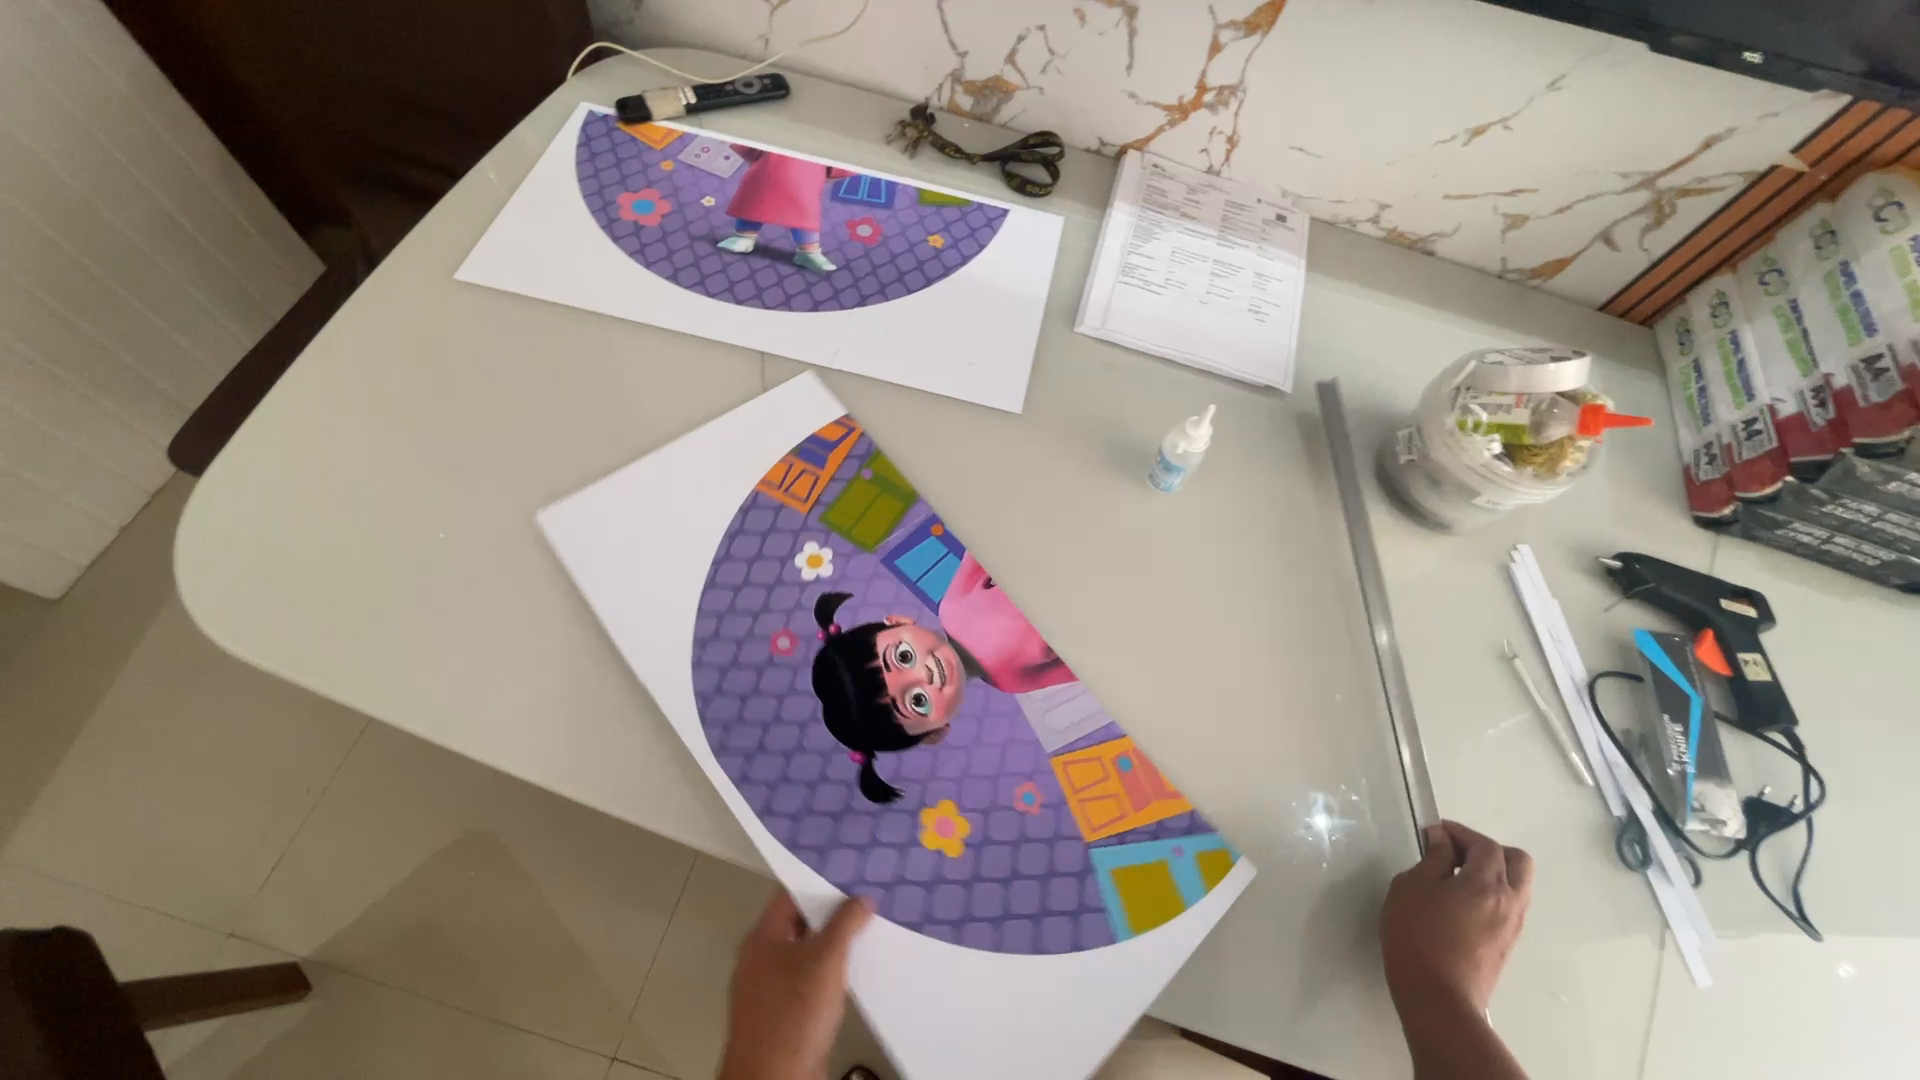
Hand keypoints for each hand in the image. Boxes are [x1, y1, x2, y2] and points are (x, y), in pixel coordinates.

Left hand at [719, 891, 873, 1079]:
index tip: (851, 873)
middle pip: (800, 924)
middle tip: (868, 898)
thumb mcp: (825, 959)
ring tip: (870, 929)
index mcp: (762, 938)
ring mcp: (771, 989)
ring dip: (835, 945)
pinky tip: (858, 970)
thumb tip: (862, 898)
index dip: (820, 882)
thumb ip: (845, 923)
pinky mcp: (784, 1015)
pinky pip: (810, 982)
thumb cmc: (794, 1011)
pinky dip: (831, 973)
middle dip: (833, 913)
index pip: (791, 895)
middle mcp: (762, 959)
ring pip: (807, 954)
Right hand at [1380, 821, 1532, 1015]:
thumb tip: (1442, 839)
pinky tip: (1458, 902)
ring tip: (1453, 877)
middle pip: (1518, 862)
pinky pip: (1507, 906)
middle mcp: (1510, 902)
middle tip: (1454, 852)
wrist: (1438, 995)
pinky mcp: (1506, 944)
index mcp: (1488, 884)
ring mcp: (1512, 926)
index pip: (1486, 845)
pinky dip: (1489, 893)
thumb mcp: (1413, 886)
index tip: (1434, 832)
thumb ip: (1433, 859)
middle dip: (1487, 849)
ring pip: (1517, 885)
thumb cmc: (1417, 934)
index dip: (1460, 832)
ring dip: (1491, 872)